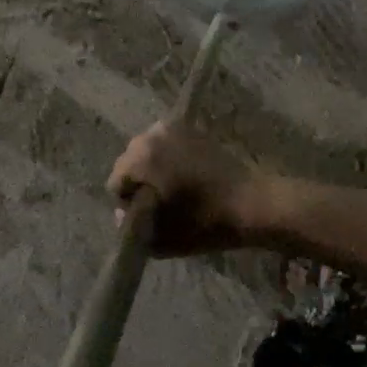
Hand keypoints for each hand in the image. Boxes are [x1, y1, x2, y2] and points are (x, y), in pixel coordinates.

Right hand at [106, 120, 271, 256]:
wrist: (250, 203)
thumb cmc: (203, 222)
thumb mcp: (161, 237)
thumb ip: (131, 227)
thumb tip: (122, 215)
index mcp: (142, 157)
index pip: (117, 180)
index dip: (125, 202)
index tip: (143, 217)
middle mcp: (154, 134)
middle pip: (131, 159)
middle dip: (137, 181)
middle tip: (155, 205)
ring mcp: (176, 128)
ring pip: (149, 149)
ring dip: (153, 167)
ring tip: (170, 190)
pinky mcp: (195, 130)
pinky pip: (169, 144)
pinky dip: (169, 158)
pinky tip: (184, 177)